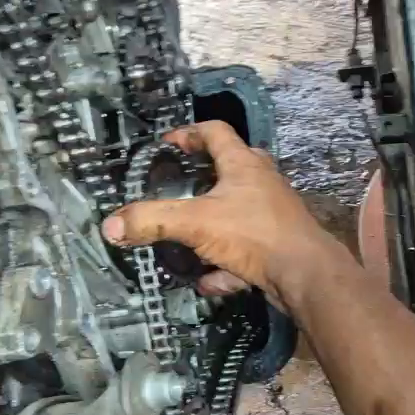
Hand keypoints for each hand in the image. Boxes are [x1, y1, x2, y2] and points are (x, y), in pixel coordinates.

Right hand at [102, 122, 350, 314]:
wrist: (305, 274)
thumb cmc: (253, 234)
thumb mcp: (194, 223)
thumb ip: (151, 221)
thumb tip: (110, 226)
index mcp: (244, 165)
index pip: (216, 133)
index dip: (189, 133)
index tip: (167, 144)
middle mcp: (262, 184)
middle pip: (232, 168)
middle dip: (204, 176)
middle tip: (179, 186)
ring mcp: (274, 215)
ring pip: (238, 213)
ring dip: (213, 226)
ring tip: (187, 237)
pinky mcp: (278, 246)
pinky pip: (246, 252)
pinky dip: (227, 266)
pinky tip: (209, 281)